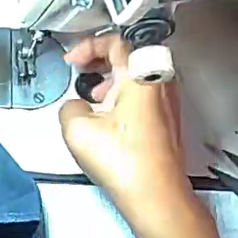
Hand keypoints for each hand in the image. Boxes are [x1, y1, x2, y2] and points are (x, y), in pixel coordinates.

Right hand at [58, 33, 195, 221]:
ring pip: (139, 76)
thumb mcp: (76, 128)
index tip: (73, 59)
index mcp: (141, 76)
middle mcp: (160, 84)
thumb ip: (68, 106)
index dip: (88, 46)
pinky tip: (108, 118)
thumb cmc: (127, 163)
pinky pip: (145, 96)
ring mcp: (168, 103)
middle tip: (82, 70)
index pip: (115, 42)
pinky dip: (124, 97)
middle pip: (130, 56)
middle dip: (101, 61)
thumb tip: (74, 106)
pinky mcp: (168, 121)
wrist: (156, 195)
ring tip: (93, 96)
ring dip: (113, 80)